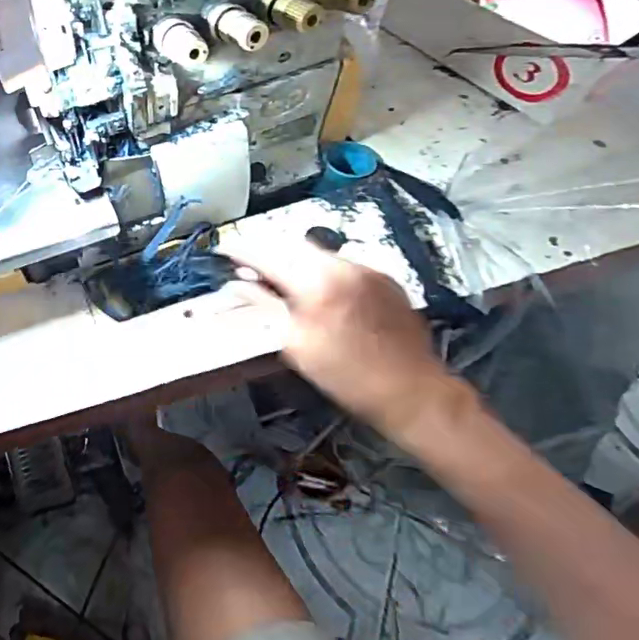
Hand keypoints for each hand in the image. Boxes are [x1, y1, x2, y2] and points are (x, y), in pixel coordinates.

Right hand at [218, 237, 473, 442]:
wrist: (414, 394)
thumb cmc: (348, 377)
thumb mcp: (295, 345)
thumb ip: (263, 307)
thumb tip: (237, 284)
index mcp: (317, 281)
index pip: (267, 254)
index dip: (241, 251)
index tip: (224, 251)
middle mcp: (343, 265)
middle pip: (292, 245)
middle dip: (267, 253)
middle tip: (249, 270)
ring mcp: (367, 269)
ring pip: (317, 253)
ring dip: (294, 262)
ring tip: (282, 284)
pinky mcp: (384, 279)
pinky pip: (342, 265)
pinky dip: (321, 272)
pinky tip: (319, 295)